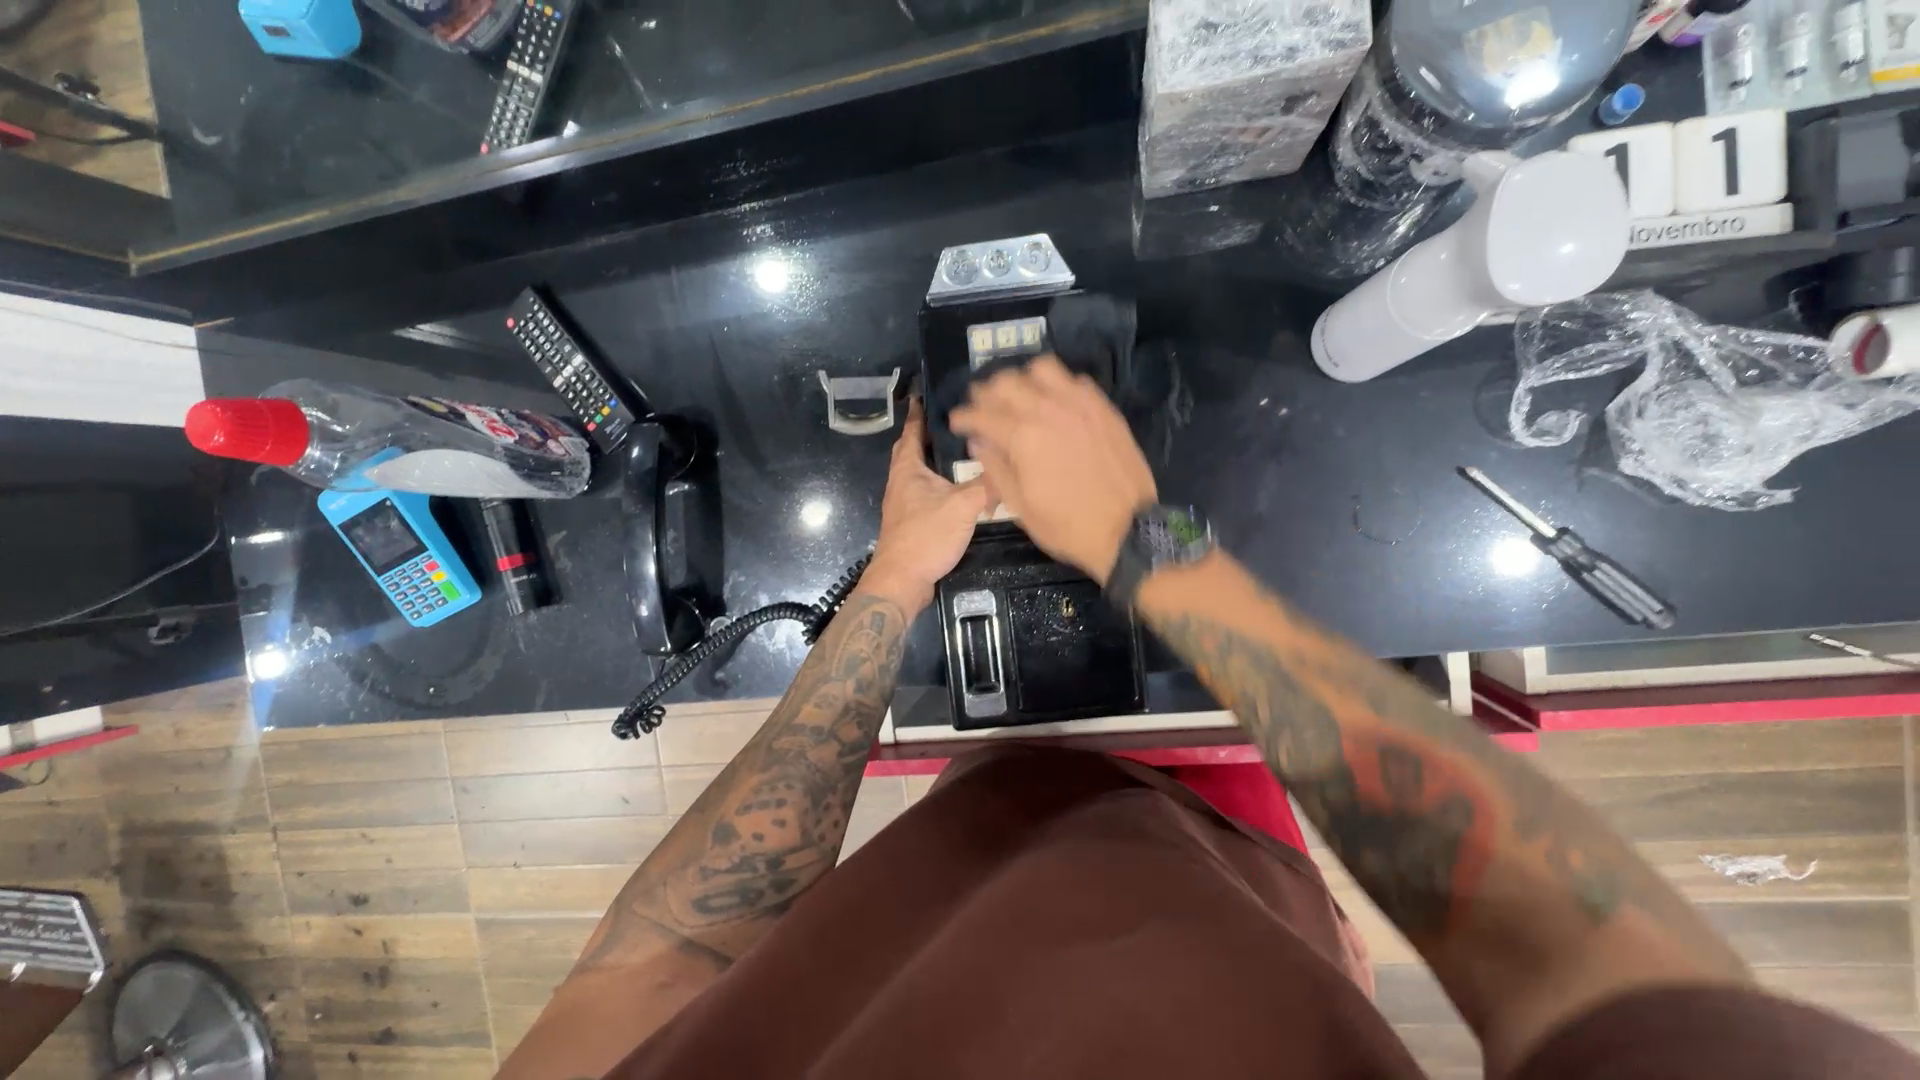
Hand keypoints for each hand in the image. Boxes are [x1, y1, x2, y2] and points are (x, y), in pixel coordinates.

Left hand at [860, 397, 993, 611]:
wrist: (903, 580)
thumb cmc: (926, 536)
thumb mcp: (963, 506)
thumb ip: (987, 485)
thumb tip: (1009, 467)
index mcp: (908, 469)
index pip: (911, 431)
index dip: (918, 412)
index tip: (926, 394)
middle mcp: (901, 481)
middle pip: (912, 451)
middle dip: (927, 435)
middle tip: (950, 422)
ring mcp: (903, 503)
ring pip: (920, 474)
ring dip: (936, 462)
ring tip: (961, 453)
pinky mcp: (911, 522)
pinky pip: (926, 494)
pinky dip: (940, 485)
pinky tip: (958, 490)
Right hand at [949, 355, 1155, 582]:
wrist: (1126, 531)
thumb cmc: (1067, 527)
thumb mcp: (1020, 507)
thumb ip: (995, 468)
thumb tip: (978, 441)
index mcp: (1023, 437)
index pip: (981, 414)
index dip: (963, 416)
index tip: (956, 422)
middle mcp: (1049, 410)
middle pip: (1006, 382)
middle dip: (986, 392)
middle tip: (981, 406)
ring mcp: (1079, 405)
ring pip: (1041, 369)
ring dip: (1022, 379)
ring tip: (1018, 397)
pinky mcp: (1103, 408)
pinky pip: (1074, 380)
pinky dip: (1056, 386)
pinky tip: (1053, 403)